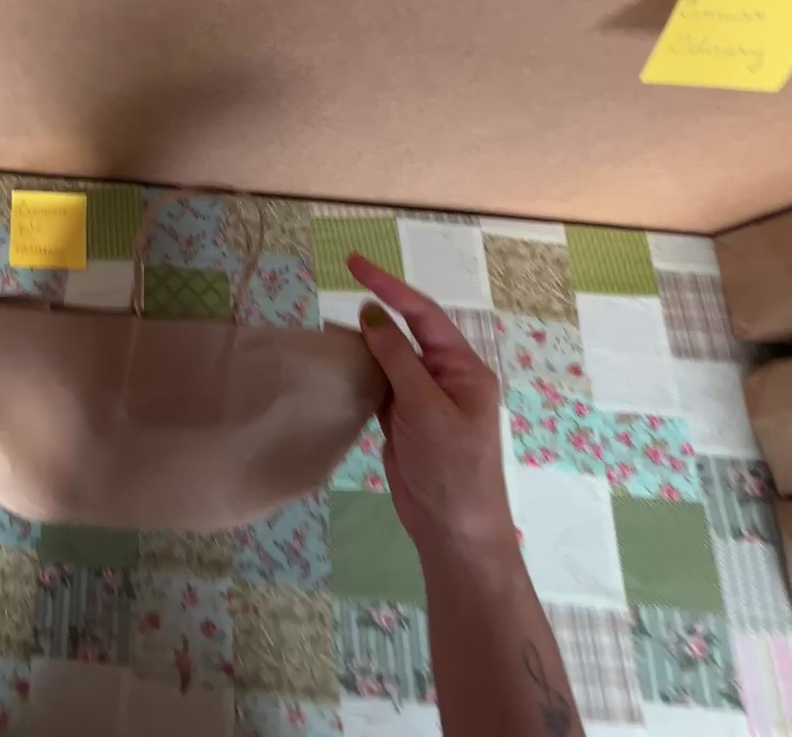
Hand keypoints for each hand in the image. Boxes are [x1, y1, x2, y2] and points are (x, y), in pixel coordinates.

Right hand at [347, 253, 515, 560]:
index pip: (423, 315)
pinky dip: (356, 368)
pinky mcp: (400, 416)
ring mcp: (420, 397)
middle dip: (377, 306)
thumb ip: (398, 360)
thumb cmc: (451, 467)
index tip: (354, 265)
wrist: (451, 526)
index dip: (389, 287)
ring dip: (361, 340)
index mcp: (462, 369)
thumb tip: (371, 315)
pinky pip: (376, 381)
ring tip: (329, 326)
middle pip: (406, 330)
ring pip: (387, 355)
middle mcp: (442, 376)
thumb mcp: (426, 409)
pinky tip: (335, 360)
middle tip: (341, 281)